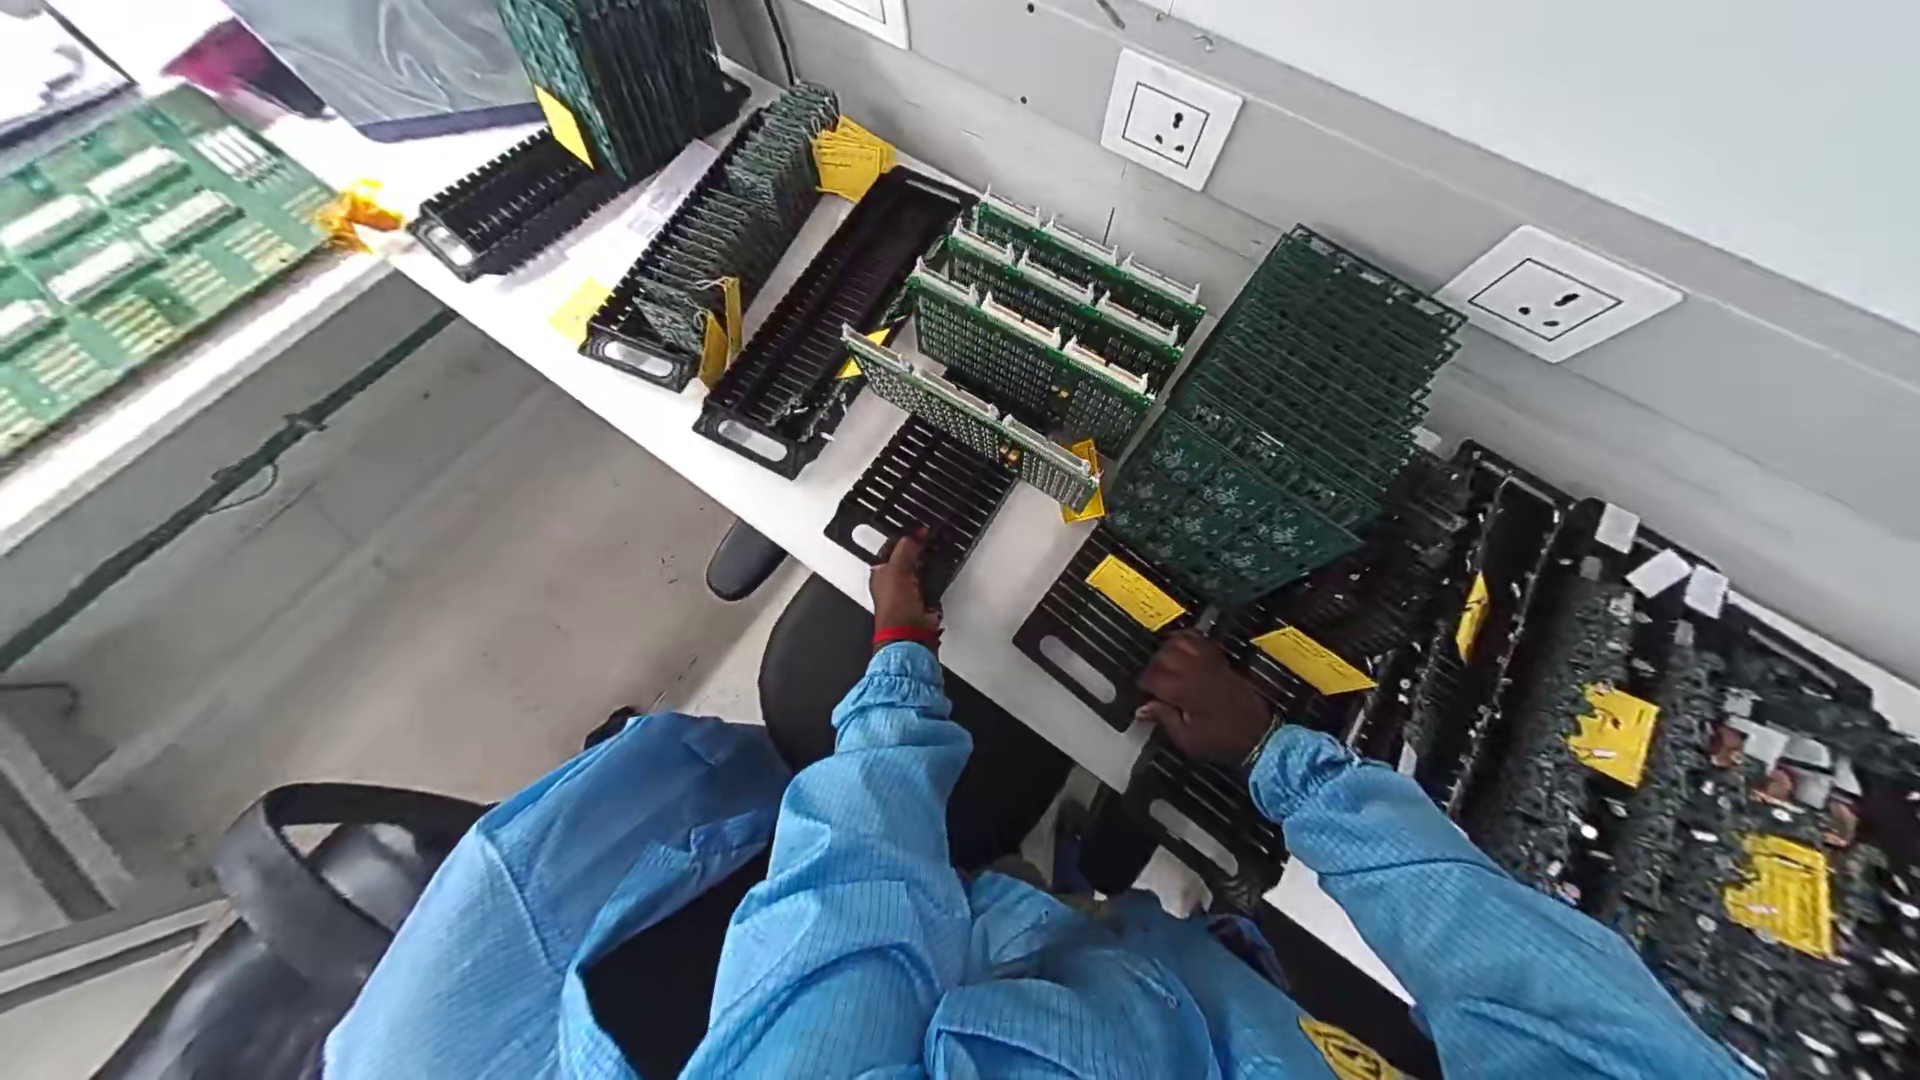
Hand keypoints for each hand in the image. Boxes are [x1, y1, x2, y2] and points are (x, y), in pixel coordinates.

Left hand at [871, 529, 940, 638]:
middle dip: (919, 549)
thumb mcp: (897, 568)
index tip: (918, 530)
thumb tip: (915, 535)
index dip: (903, 538)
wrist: (911, 631)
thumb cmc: (895, 606)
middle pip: (908, 558)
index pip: (891, 549)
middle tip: (930, 537)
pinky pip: (933, 582)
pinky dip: (938, 576)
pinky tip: (944, 568)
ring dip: (930, 562)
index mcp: (880, 573)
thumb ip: (906, 548)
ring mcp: (910, 591)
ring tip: (939, 549)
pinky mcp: (925, 600)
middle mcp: (894, 582)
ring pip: (922, 569)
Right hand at [1137, 631, 1273, 764]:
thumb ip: (1163, 718)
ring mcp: (1208, 662)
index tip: (1144, 694)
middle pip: (1161, 656)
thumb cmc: (1222, 741)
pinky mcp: (1220, 660)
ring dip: (1166, 651)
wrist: (1260, 737)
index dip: (1143, 685)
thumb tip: (1142, 708)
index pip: (1152, 677)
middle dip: (1153, 668)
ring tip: (1165, 665)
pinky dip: (1185, 639)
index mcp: (1184, 690)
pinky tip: (1180, 648)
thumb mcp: (1187, 739)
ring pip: (1177, 643)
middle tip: (1154, 683)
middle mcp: (1194, 670)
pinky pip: (1198, 639)